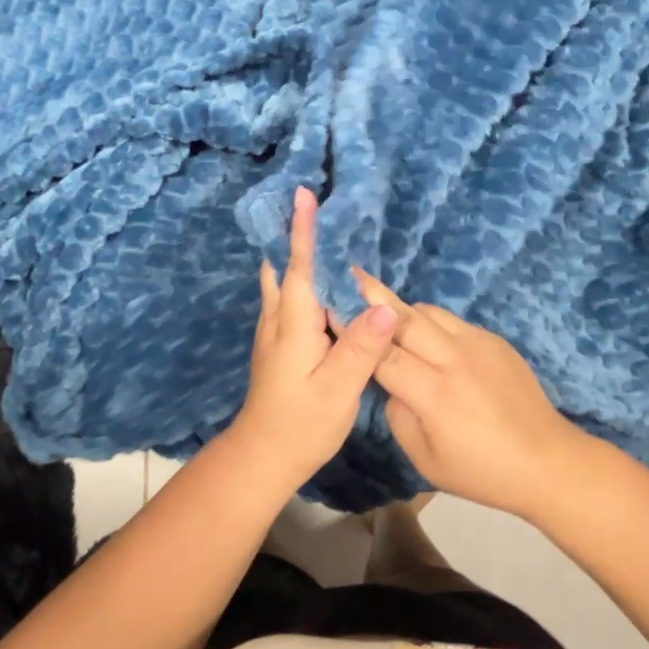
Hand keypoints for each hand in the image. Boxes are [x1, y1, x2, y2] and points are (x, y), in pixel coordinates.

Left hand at [227, 187, 399, 489]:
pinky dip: (303, 279)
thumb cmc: (302, 422)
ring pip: (283, 282)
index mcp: (293, 323)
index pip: (299, 266)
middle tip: (315, 203)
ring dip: (297, 255)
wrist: (264, 455)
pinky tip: (325, 284)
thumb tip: (383, 304)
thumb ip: (360, 347)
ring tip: (322, 232)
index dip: (304, 230)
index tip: (303, 193)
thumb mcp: (338, 389)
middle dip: (296, 233)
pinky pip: (289, 298)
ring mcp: (274, 331)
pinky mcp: (278, 344)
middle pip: (284, 265)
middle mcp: (278, 318)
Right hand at [356, 270, 593, 517]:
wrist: (548, 462)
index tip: (330, 313)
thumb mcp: (425, 458)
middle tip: (347, 275)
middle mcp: (454, 361)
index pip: (383, 355)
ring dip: (400, 308)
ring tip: (376, 300)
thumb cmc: (482, 471)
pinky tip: (420, 332)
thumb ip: (398, 414)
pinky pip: (450, 322)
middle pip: (403, 320)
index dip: (356, 334)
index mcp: (434, 394)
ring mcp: (478, 345)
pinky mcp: (494, 341)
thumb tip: (390, 382)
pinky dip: (429, 322)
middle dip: (373, 298)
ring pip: (427, 312)